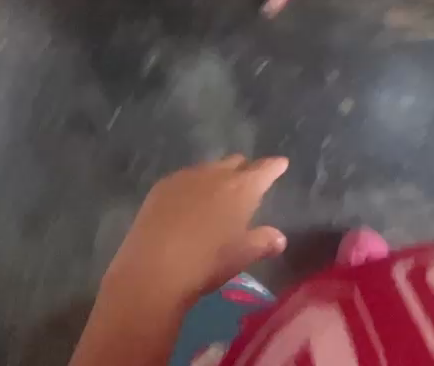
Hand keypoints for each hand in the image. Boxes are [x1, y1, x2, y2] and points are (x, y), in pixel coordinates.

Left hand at [103, 155, 290, 309]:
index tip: (280, 164)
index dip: (274, 167)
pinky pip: (185, 178)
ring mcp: (187, 176)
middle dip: (244, 170)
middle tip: (246, 187)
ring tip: (215, 198)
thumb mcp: (241, 257)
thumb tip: (279, 238)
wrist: (153, 270)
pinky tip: (186, 206)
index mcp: (242, 188)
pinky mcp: (163, 185)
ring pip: (210, 168)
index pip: (264, 169)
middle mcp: (216, 174)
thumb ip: (263, 242)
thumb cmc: (206, 264)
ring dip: (217, 178)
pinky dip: (192, 187)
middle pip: (236, 162)